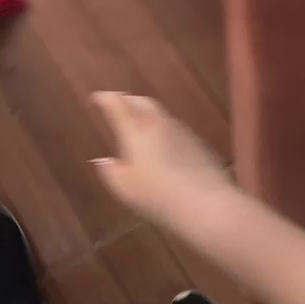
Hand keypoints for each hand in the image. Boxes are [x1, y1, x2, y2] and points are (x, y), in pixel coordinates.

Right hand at [91, 91, 236, 227]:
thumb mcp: (124, 188)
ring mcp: (182, 132)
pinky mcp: (199, 145)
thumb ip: (110, 171)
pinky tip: (166, 147)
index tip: (96, 98)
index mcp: (135, 128)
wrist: (208, 205)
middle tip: (119, 106)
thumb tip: (102, 161)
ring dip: (148, 115)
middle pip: (141, 101)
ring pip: (160, 114)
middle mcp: (158, 123)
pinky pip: (176, 130)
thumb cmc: (157, 195)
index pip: (117, 104)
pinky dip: (165, 131)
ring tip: (141, 126)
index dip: (105, 98)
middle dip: (128, 100)